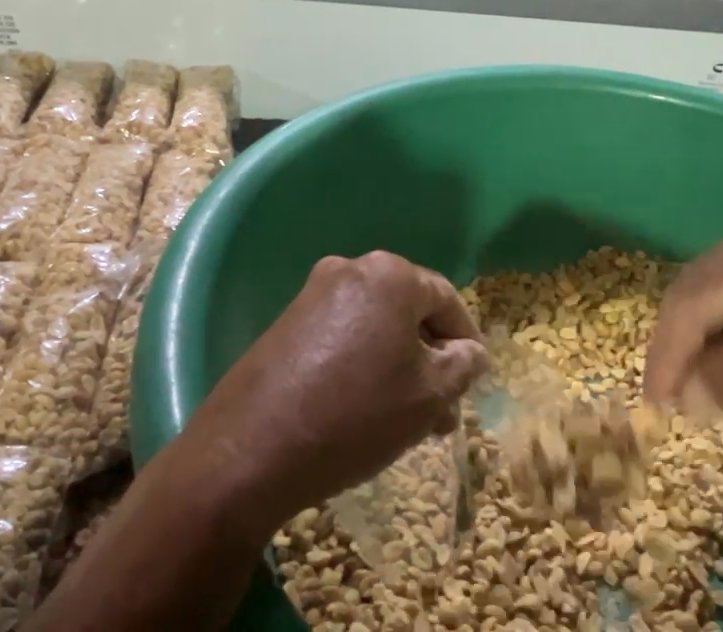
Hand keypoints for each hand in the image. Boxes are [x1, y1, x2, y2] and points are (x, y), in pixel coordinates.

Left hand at [178, 251, 487, 521]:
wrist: (249, 452)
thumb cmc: (356, 415)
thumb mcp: (428, 395)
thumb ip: (463, 365)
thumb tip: (470, 352)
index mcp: (390, 275)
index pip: (446, 299)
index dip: (466, 341)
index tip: (473, 380)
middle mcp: (349, 271)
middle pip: (408, 312)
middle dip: (431, 359)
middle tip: (443, 409)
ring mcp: (312, 297)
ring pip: (375, 328)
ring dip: (398, 367)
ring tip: (409, 420)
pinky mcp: (285, 326)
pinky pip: (343, 339)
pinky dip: (364, 367)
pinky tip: (367, 412)